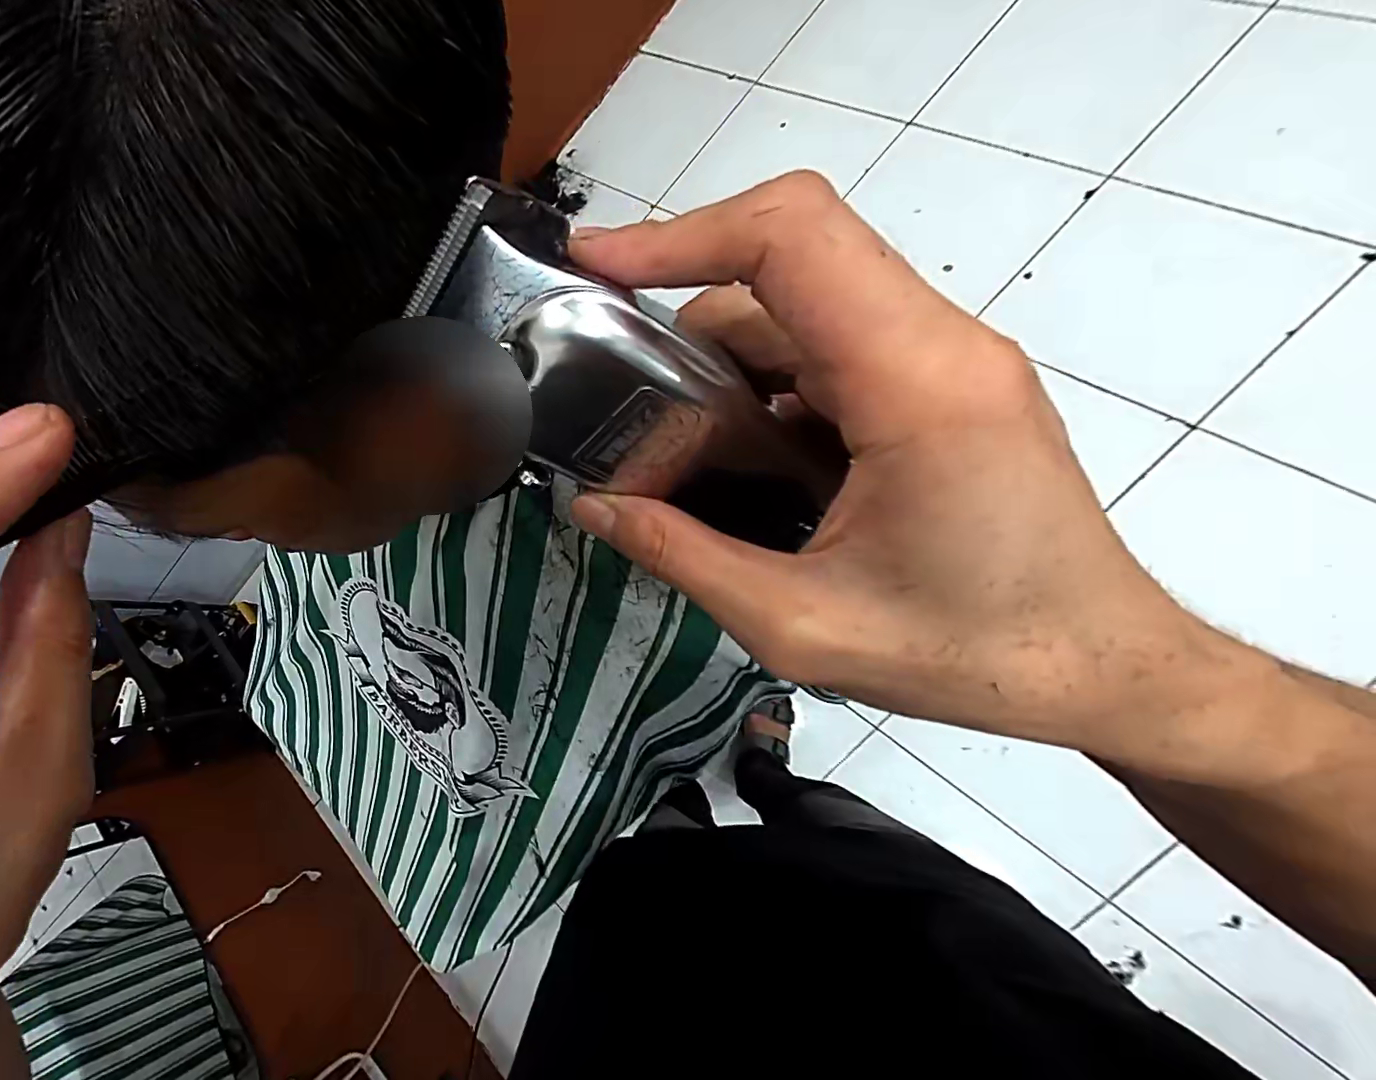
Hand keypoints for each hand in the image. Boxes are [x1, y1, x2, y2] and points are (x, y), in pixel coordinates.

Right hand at [566, 173, 1264, 763]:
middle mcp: (929, 347)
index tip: (594, 265)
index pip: (790, 239)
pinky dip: (744, 387)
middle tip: (603, 381)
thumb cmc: (968, 656)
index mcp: (913, 381)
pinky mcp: (922, 391)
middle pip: (777, 270)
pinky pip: (811, 354)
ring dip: (707, 360)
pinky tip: (714, 454)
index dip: (678, 235)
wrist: (1101, 672)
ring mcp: (930, 364)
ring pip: (787, 313)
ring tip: (650, 434)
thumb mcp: (795, 622)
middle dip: (674, 312)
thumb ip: (681, 556)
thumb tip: (594, 506)